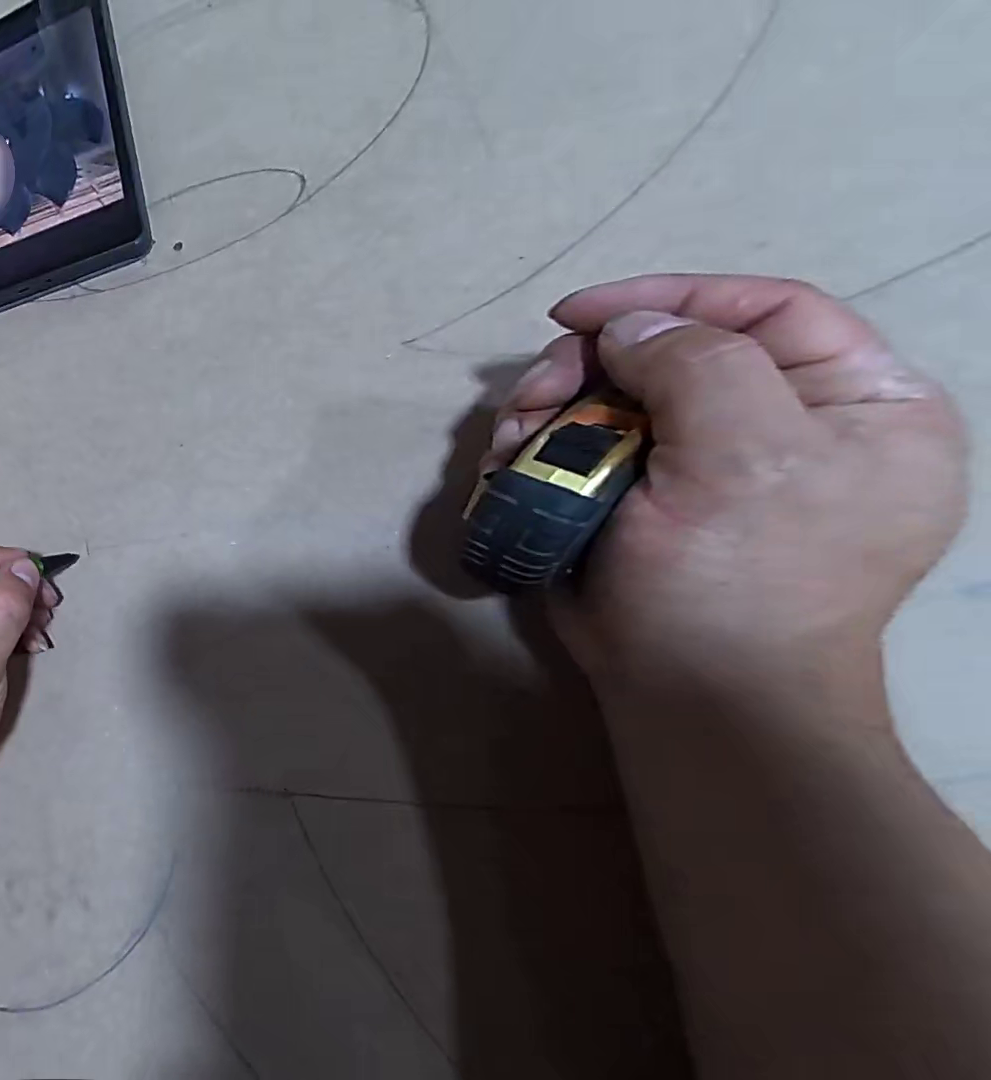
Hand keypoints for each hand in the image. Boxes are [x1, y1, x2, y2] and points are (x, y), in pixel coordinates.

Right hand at [487, 274, 966, 692]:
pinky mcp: (618, 495)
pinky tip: (509, 467)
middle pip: (660, 355)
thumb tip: (626, 327)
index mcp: (844, 402)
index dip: (667, 298)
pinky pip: (569, 447)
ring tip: (511, 444)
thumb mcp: (750, 463)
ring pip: (600, 401)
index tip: (573, 313)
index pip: (762, 311)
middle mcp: (762, 423)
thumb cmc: (741, 578)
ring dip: (543, 410)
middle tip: (533, 398)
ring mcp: (680, 463)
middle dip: (582, 367)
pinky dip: (531, 449)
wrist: (687, 683)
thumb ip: (702, 370)